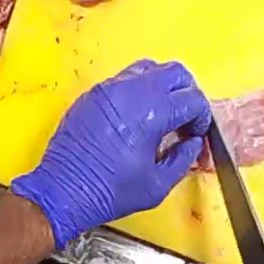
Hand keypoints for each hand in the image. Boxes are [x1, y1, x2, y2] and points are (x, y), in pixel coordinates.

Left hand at [11, 60, 211, 248]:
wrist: (62, 193)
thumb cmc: (108, 193)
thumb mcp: (157, 186)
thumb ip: (183, 159)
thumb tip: (191, 143)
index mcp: (151, 111)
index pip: (191, 99)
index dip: (201, 117)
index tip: (196, 134)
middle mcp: (130, 91)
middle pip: (173, 73)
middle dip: (186, 94)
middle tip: (184, 120)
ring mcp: (108, 90)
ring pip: (147, 70)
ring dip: (161, 88)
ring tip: (160, 116)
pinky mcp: (91, 96)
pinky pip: (122, 82)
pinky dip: (137, 93)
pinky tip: (135, 119)